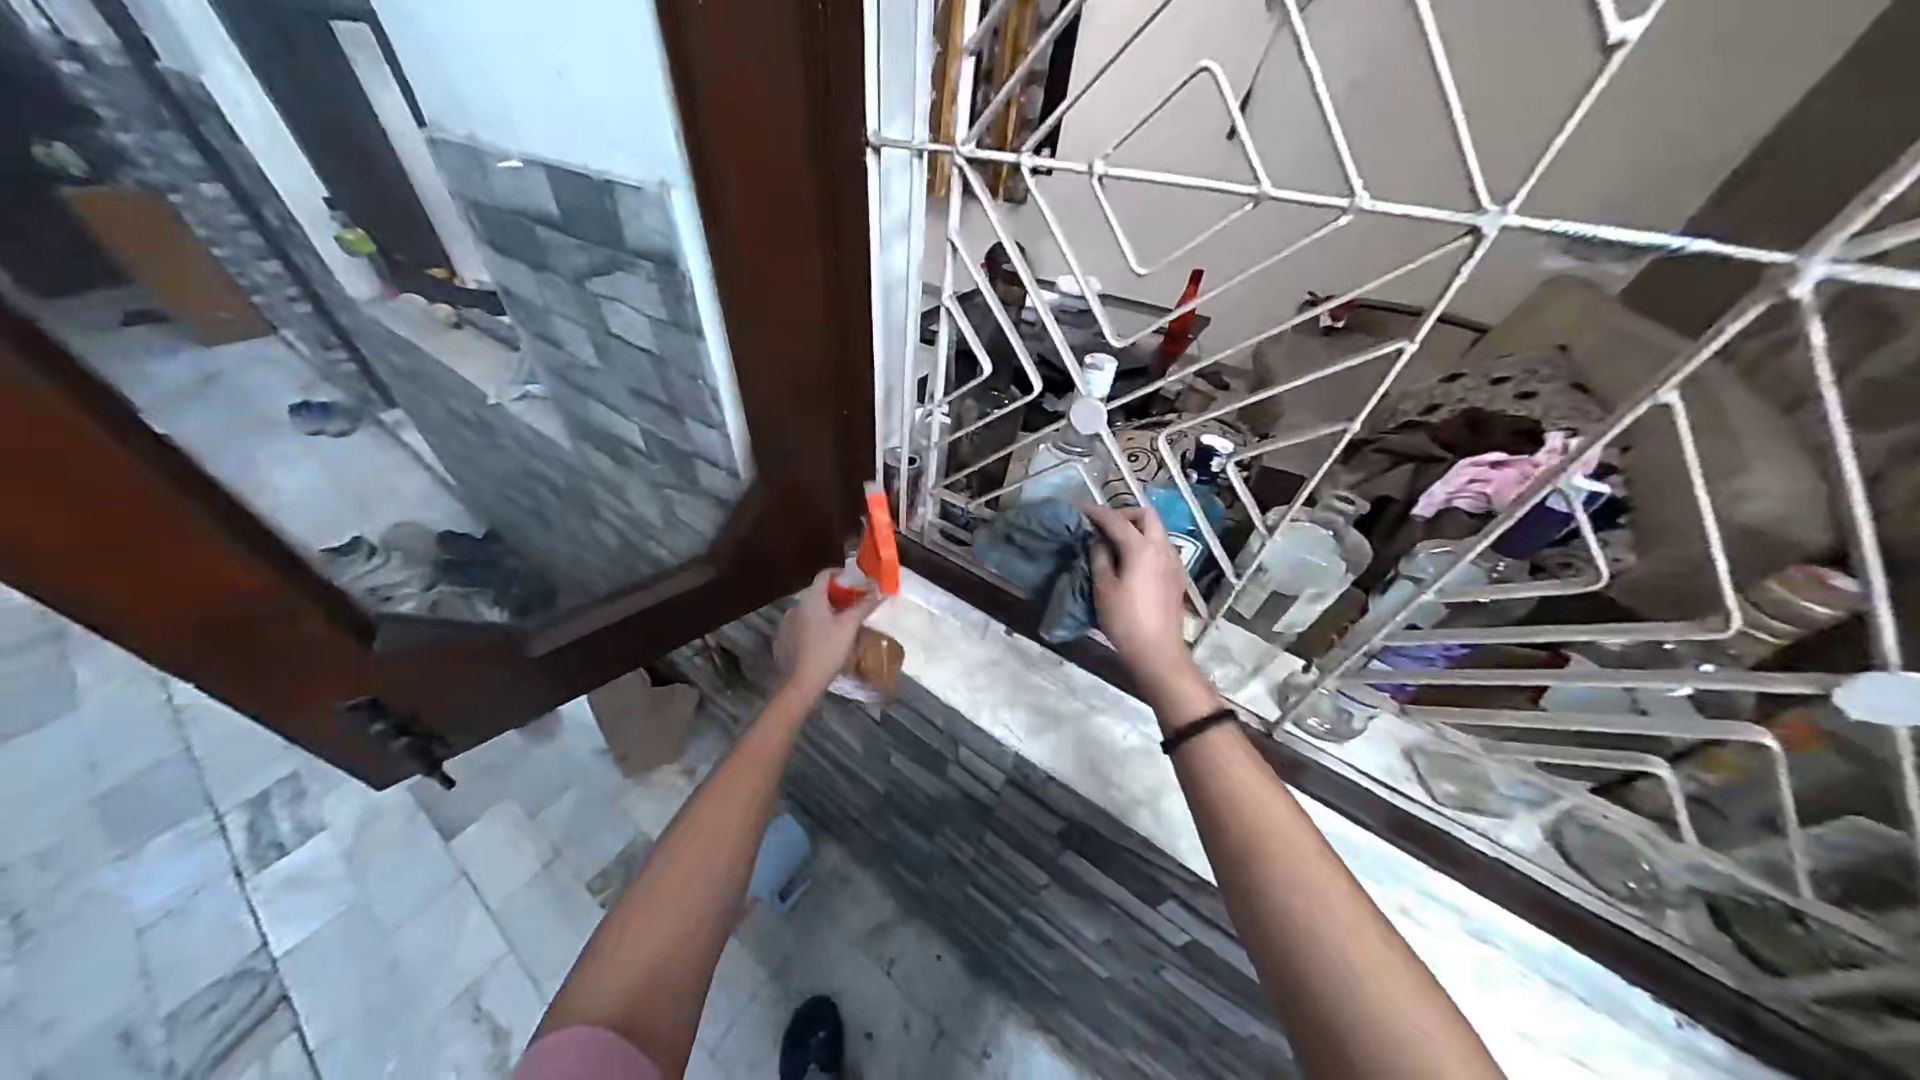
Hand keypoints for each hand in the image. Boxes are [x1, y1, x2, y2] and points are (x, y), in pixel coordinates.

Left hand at [776, 569, 884, 695]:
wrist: (801, 683)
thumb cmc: (828, 651)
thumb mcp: (849, 627)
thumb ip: (864, 606)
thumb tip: (881, 592)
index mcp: (811, 599)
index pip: (825, 574)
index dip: (841, 575)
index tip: (856, 583)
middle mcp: (796, 606)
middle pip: (818, 593)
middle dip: (837, 596)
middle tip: (854, 605)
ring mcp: (786, 623)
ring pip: (809, 610)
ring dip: (825, 612)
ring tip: (841, 624)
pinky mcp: (782, 639)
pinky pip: (801, 625)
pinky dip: (813, 626)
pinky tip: (823, 640)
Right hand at [1085, 504, 1193, 677]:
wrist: (1157, 651)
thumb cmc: (1125, 620)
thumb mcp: (1103, 587)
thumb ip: (1100, 556)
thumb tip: (1099, 540)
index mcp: (1142, 549)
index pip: (1117, 520)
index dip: (1097, 513)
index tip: (1081, 510)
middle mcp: (1163, 548)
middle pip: (1146, 516)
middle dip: (1124, 514)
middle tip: (1103, 525)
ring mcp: (1174, 562)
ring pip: (1157, 531)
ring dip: (1136, 529)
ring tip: (1115, 542)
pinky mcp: (1177, 576)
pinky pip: (1161, 547)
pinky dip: (1145, 544)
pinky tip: (1131, 561)